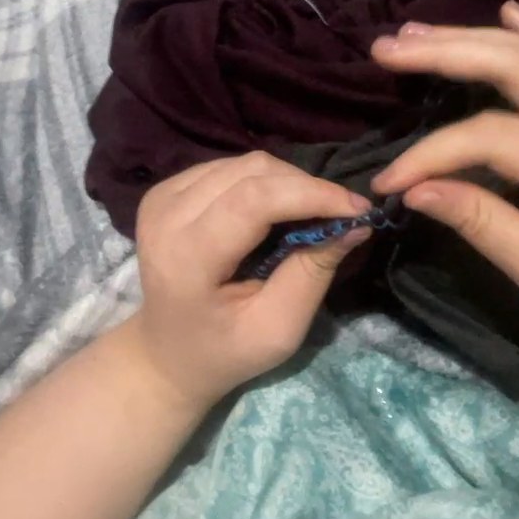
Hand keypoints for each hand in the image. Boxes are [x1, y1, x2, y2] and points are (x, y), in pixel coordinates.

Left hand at [132, 153, 372, 407]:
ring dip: (285, 182)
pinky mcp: (164, 191)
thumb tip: (355, 224)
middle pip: (251, 172)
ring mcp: (160, 199)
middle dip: (305, 187)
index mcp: (187, 257)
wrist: (165, 354)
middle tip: (338, 216)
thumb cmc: (224, 351)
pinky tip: (272, 212)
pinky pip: (226, 168)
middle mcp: (165, 216)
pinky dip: (261, 183)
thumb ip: (312, 273)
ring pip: (242, 164)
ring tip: (308, 215)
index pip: (254, 200)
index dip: (312, 194)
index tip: (358, 208)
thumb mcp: (277, 329)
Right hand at [369, 2, 518, 374]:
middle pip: (518, 66)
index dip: (431, 153)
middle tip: (383, 50)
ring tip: (414, 34)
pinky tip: (507, 12)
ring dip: (474, 37)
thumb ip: (485, 227)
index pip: (493, 137)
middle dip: (446, 52)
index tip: (386, 183)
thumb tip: (415, 190)